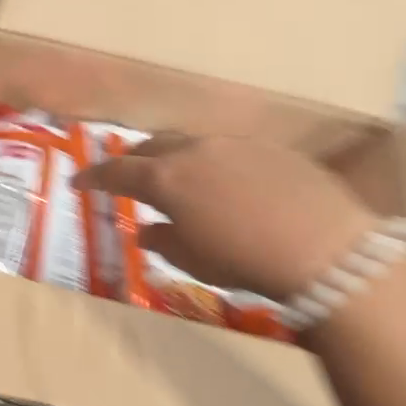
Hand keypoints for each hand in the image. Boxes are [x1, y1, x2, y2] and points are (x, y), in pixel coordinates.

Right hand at [73, 134, 374, 300]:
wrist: (326, 250)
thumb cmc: (242, 260)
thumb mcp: (190, 259)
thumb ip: (161, 239)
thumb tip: (149, 229)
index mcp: (165, 178)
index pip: (116, 171)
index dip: (94, 177)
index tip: (79, 182)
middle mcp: (196, 151)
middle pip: (153, 147)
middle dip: (134, 161)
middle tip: (127, 178)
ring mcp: (238, 145)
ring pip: (193, 144)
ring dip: (176, 160)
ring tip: (178, 180)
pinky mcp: (274, 150)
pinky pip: (230, 152)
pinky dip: (214, 165)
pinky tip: (227, 188)